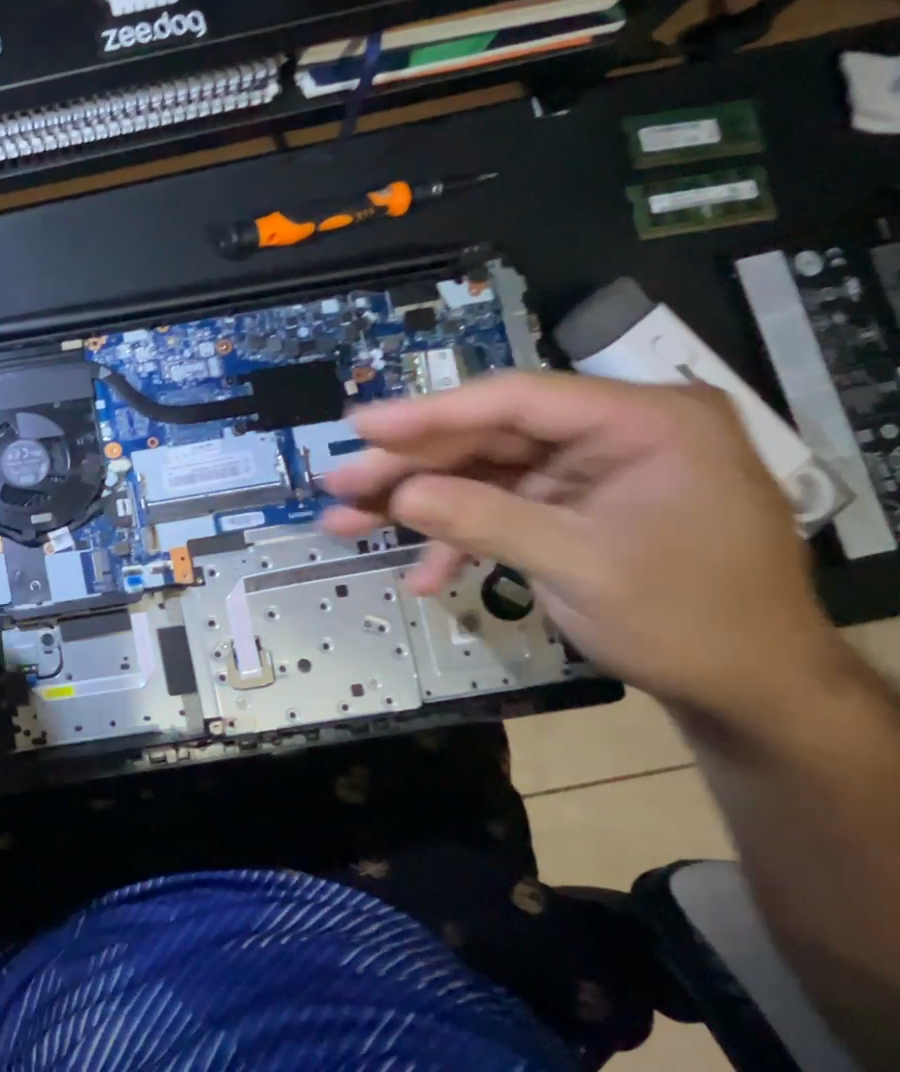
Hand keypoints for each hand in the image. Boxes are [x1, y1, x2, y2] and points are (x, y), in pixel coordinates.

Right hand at [321, 371, 839, 720]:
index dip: (429, 413)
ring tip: (344, 523)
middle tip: (337, 486)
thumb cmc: (688, 618)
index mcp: (644, 422)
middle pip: (489, 437)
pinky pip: (501, 510)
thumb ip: (483, 520)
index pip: (517, 401)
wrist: (751, 688)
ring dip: (418, 505)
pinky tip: (423, 575)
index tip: (358, 427)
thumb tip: (397, 496)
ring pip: (483, 473)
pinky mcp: (575, 509)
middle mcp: (615, 434)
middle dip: (410, 467)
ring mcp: (593, 473)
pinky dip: (458, 540)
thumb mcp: (578, 566)